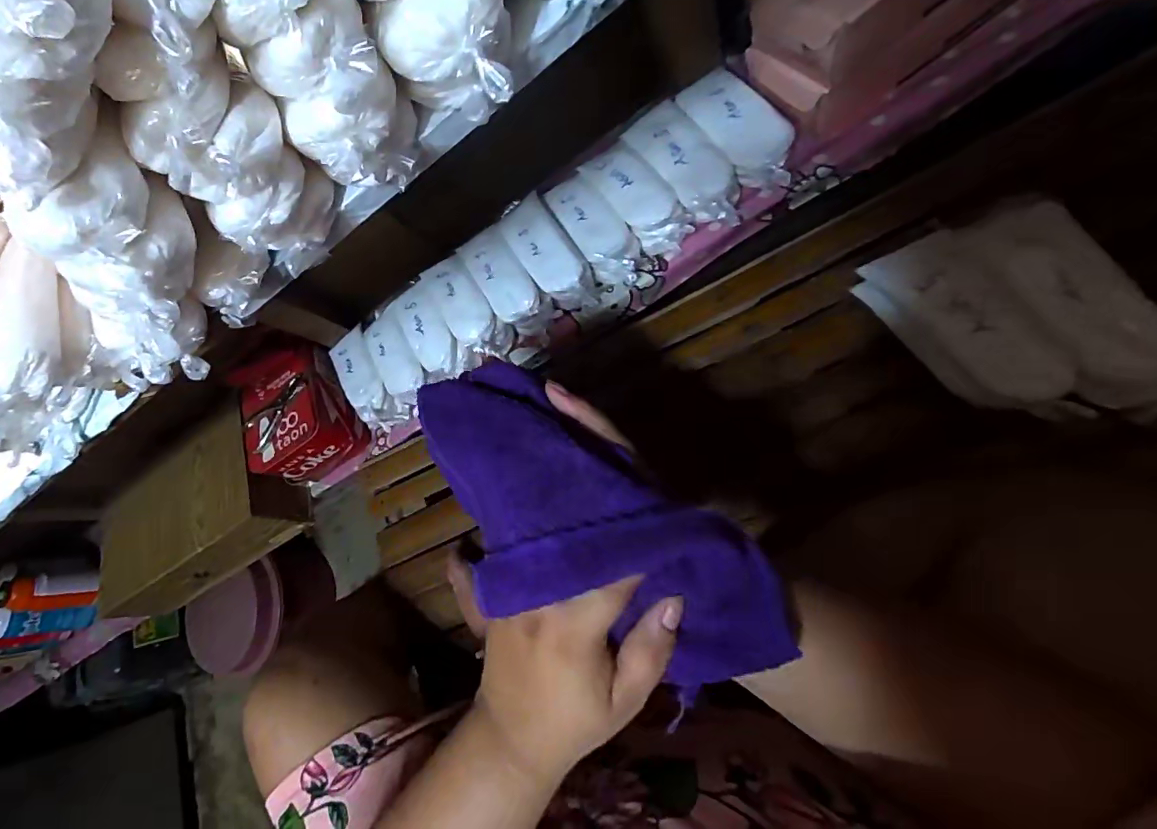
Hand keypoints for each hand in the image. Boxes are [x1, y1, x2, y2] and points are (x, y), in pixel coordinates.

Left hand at [444, 381, 681, 784]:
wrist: (510, 739)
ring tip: (534, 435)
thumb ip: (651, 648)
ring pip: (516, 527)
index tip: (646, 487)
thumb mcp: (624, 700)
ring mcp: (503, 589)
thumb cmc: (575, 722)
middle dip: (571, 478)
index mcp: (573, 622)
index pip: (609, 561)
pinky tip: (498, 483)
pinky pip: (484, 547)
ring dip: (526, 484)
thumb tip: (672, 591)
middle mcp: (533, 594)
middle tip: (566, 416)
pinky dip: (492, 517)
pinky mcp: (486, 591)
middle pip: (557, 527)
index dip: (631, 527)